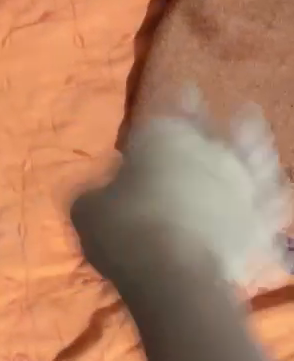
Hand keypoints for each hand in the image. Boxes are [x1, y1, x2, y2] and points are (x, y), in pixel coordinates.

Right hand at [71, 97, 289, 299]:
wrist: (175, 275)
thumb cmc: (118, 230)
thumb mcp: (85, 203)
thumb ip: (104, 184)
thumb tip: (118, 180)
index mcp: (161, 144)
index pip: (168, 112)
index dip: (173, 100)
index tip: (182, 85)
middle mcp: (209, 154)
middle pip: (214, 128)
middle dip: (211, 114)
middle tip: (216, 99)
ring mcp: (245, 185)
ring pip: (254, 152)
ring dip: (253, 137)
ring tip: (253, 122)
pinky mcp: (267, 216)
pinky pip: (273, 193)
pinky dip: (270, 184)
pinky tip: (272, 180)